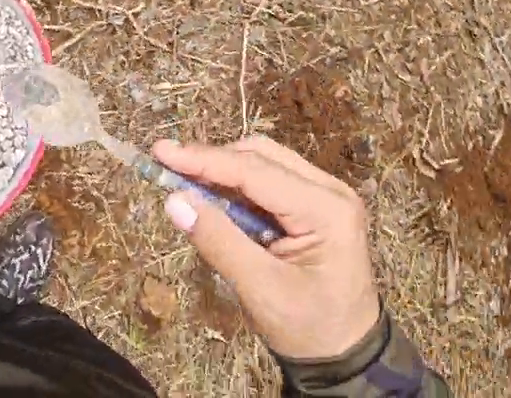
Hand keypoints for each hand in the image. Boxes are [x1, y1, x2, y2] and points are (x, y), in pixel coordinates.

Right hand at [152, 136, 380, 360]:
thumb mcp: (259, 290)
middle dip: (213, 161)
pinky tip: (216, 199)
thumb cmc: (307, 329)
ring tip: (189, 186)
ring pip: (264, 161)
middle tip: (170, 169)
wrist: (348, 358)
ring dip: (225, 171)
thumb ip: (218, 241)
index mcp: (326, 209)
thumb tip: (174, 200)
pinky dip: (239, 186)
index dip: (205, 159)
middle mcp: (330, 189)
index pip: (254, 171)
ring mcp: (326, 193)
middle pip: (261, 155)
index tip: (162, 151)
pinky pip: (270, 179)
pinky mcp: (317, 202)